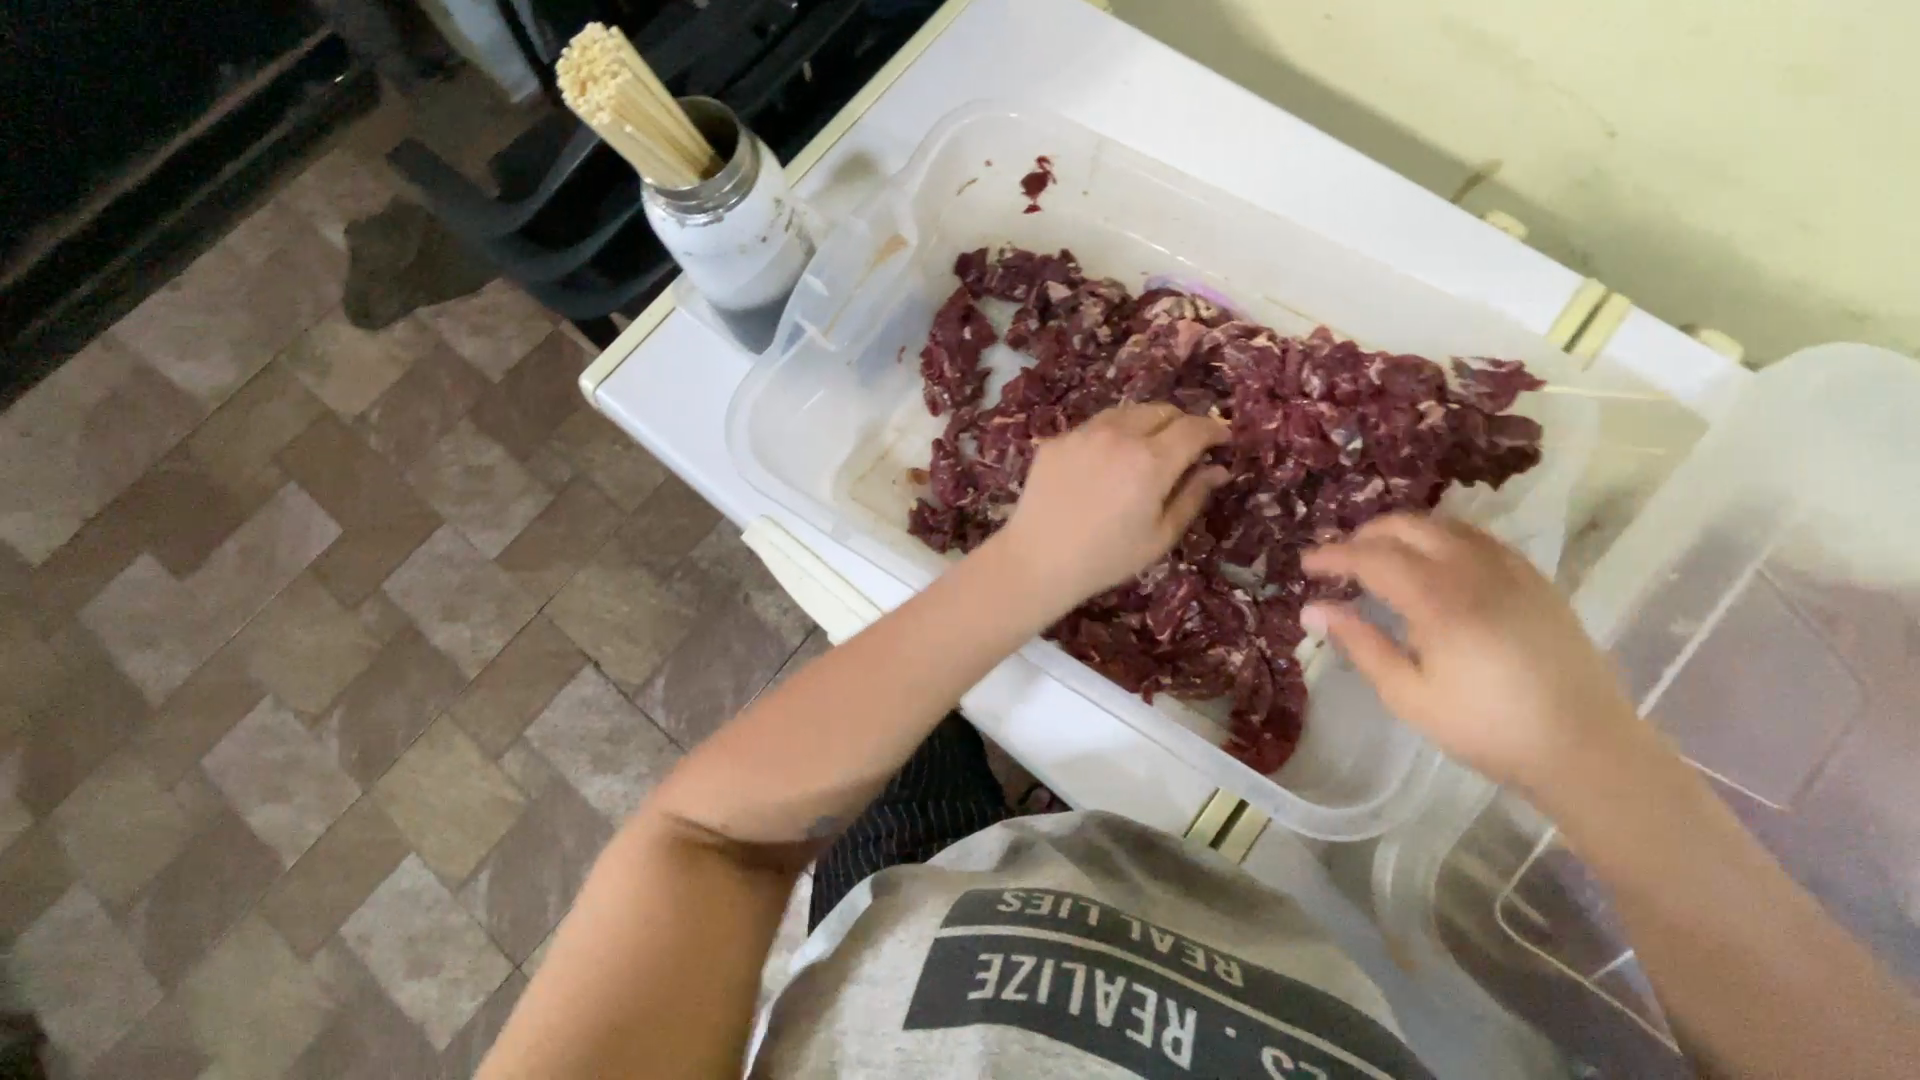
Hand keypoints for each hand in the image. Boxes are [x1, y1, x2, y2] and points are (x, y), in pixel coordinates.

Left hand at [995, 403, 1228, 610]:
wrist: (1037, 561)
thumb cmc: (1107, 558)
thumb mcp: (1160, 536)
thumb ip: (1192, 496)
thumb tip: (1218, 469)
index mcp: (1151, 461)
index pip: (1194, 428)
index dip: (1214, 430)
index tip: (1222, 440)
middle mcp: (1118, 435)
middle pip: (1161, 410)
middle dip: (1180, 424)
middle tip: (1185, 447)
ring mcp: (1083, 434)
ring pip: (1126, 412)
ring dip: (1145, 424)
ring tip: (1146, 451)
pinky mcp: (1056, 440)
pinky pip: (1093, 427)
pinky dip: (1110, 437)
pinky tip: (1105, 464)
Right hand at [1301, 514, 1642, 791]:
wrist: (1585, 747)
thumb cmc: (1486, 727)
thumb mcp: (1408, 695)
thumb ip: (1361, 644)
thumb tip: (1314, 610)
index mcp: (1439, 599)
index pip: (1372, 557)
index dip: (1334, 556)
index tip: (1306, 564)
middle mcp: (1475, 570)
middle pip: (1409, 526)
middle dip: (1366, 535)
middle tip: (1341, 560)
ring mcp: (1512, 570)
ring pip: (1446, 526)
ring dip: (1405, 533)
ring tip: (1382, 558)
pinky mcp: (1536, 581)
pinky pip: (1479, 539)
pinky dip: (1443, 539)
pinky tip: (1436, 565)